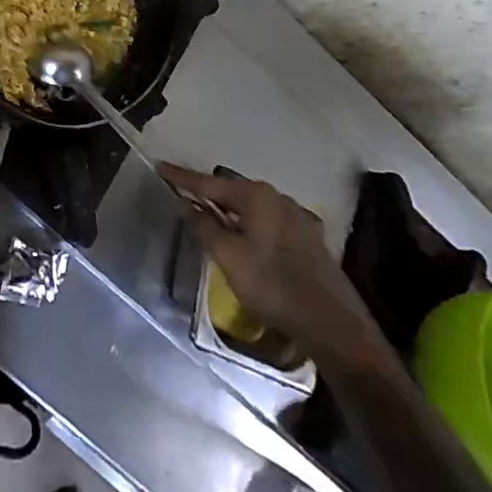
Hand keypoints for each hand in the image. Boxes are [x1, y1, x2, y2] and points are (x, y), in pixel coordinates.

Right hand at [160, 163, 381, 365]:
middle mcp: (279, 198)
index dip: (182, 177)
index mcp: (257, 196)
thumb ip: (203, 225)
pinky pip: (268, 220)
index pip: (209, 182)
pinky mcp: (309, 238)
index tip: (160, 167)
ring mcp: (298, 217)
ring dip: (229, 210)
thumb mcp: (226, 255)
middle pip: (233, 190)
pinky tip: (243, 236)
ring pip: (252, 206)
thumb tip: (188, 204)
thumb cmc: (271, 284)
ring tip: (208, 216)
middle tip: (183, 196)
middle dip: (208, 193)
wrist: (331, 323)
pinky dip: (249, 223)